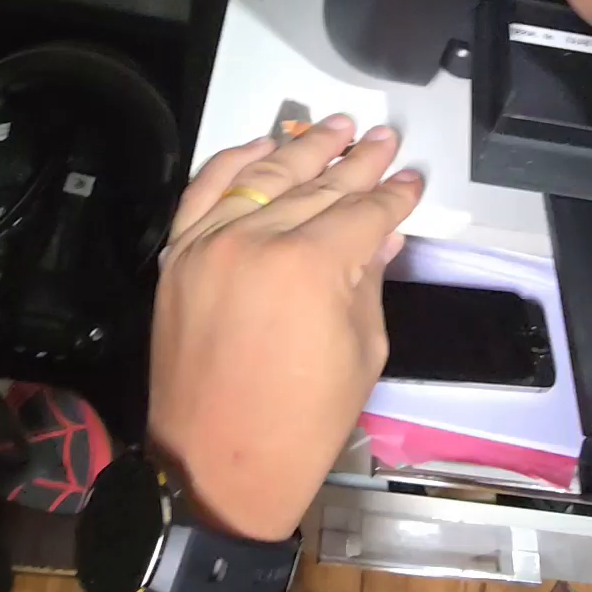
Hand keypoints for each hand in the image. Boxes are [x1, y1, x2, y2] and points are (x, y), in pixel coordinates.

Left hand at [147, 116, 423, 540]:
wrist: (215, 466)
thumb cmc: (305, 422)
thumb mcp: (362, 350)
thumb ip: (369, 278)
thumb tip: (382, 231)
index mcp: (311, 267)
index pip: (364, 213)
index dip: (394, 195)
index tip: (413, 178)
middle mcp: (257, 239)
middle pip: (319, 185)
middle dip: (359, 162)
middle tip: (384, 137)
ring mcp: (209, 241)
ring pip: (265, 176)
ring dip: (304, 147)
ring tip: (337, 126)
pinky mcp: (178, 253)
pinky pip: (205, 190)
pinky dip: (234, 161)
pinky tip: (264, 143)